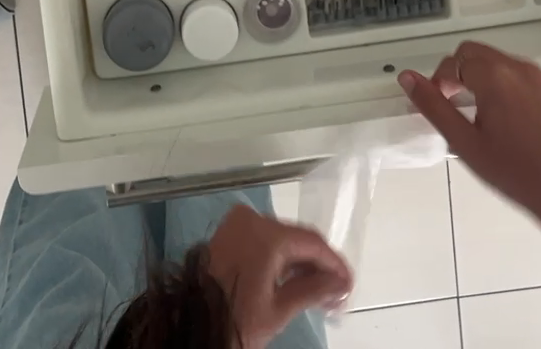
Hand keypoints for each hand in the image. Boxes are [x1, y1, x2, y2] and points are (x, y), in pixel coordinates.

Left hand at [203, 205, 352, 345]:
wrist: (192, 321)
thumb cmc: (235, 318)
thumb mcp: (278, 310)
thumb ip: (313, 290)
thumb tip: (340, 283)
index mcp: (267, 235)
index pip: (312, 242)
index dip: (334, 263)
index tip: (348, 284)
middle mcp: (253, 219)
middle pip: (297, 238)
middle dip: (318, 264)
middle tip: (336, 293)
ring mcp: (238, 223)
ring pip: (281, 237)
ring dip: (300, 261)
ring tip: (319, 291)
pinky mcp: (229, 231)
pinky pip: (264, 238)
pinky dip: (280, 256)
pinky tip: (294, 278)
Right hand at [399, 41, 540, 233]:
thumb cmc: (515, 173)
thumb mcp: (464, 142)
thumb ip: (433, 106)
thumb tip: (408, 78)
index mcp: (495, 76)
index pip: (455, 60)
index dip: (440, 80)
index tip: (439, 104)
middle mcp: (520, 69)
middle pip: (477, 54)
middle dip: (459, 73)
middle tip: (453, 105)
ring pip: (500, 64)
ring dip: (483, 79)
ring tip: (479, 115)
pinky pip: (522, 79)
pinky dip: (507, 88)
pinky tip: (509, 123)